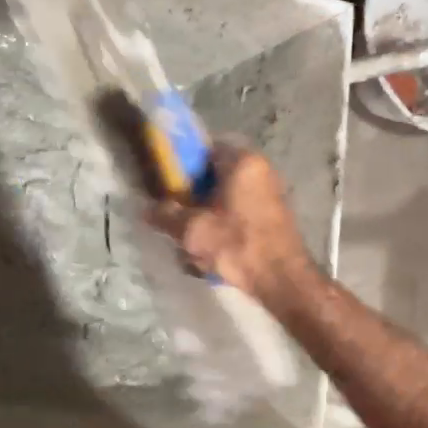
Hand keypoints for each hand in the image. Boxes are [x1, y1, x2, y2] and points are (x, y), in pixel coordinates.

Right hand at [147, 143, 319, 311]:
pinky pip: (240, 213)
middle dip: (195, 195)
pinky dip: (225, 226)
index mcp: (242, 161)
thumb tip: (146, 209)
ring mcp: (271, 192)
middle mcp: (261, 169)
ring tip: (195, 240)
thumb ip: (166, 215)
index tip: (168, 186)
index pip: (205, 148)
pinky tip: (215, 250)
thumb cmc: (237, 246)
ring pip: (227, 197)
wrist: (282, 280)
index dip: (182, 165)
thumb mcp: (193, 231)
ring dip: (208, 215)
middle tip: (179, 216)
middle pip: (216, 174)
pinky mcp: (274, 216)